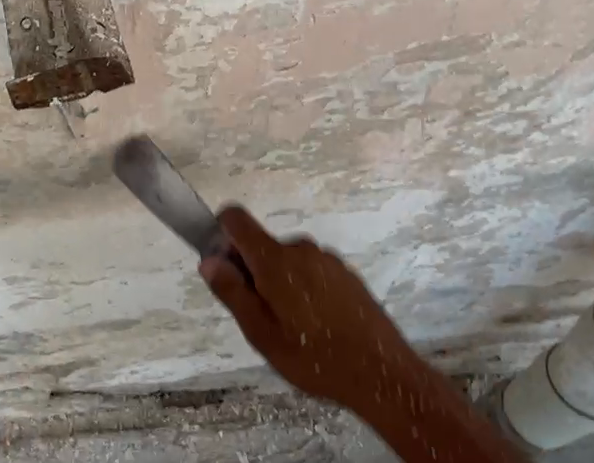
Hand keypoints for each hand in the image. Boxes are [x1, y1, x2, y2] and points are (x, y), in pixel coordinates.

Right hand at [200, 206, 408, 407]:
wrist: (385, 376)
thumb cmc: (315, 357)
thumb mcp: (261, 333)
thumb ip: (231, 292)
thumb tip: (208, 261)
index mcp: (274, 259)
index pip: (235, 218)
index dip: (221, 234)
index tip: (225, 268)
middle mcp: (301, 249)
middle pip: (261, 245)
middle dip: (253, 272)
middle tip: (262, 315)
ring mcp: (327, 260)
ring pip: (287, 261)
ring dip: (280, 282)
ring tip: (294, 327)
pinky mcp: (347, 275)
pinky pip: (312, 271)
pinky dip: (305, 289)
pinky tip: (319, 325)